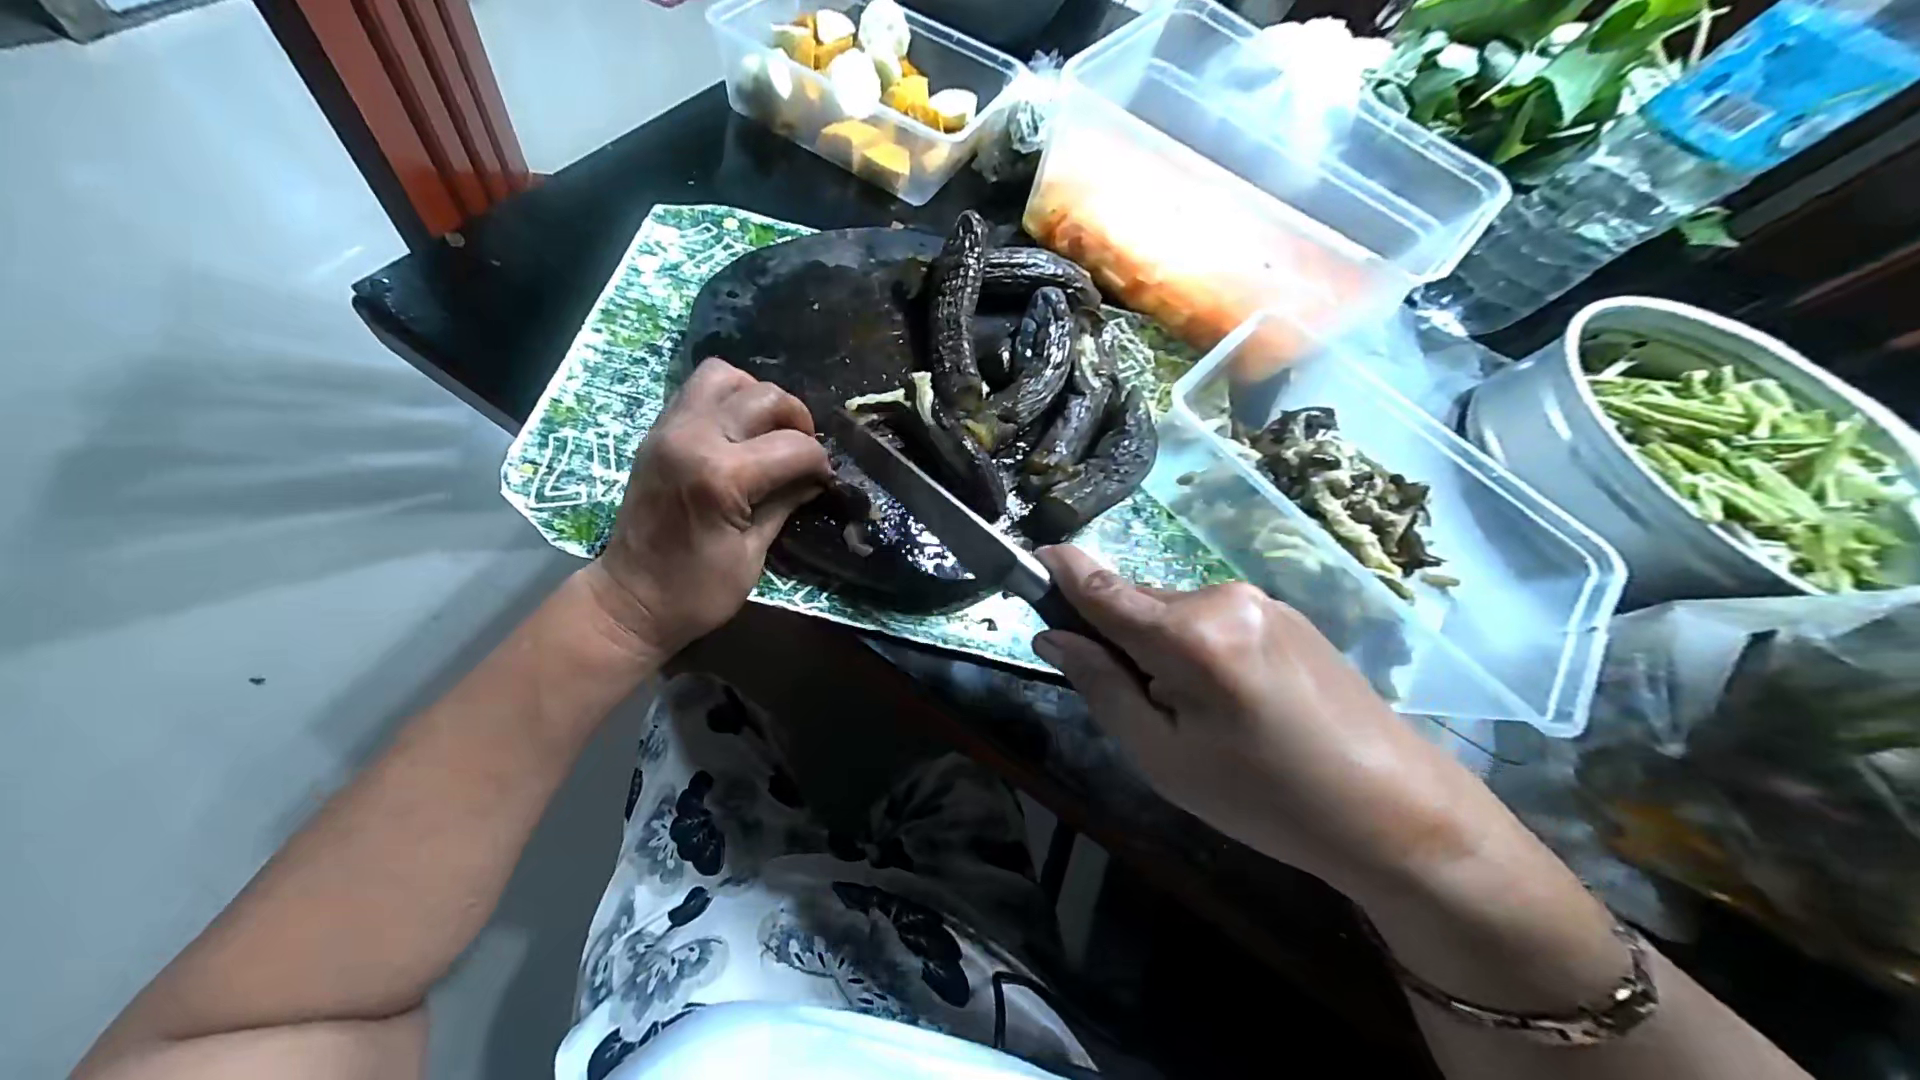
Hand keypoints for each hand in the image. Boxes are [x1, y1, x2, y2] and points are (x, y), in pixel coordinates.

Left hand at [585, 358, 831, 659]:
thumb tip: (815, 478)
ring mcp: (669, 429)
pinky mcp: (657, 431)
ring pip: (726, 376)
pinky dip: (728, 399)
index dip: (820, 463)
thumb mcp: (753, 554)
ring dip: (758, 397)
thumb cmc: (696, 591)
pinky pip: (699, 390)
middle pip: (765, 396)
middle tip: (802, 453)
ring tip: (769, 431)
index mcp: (720, 476)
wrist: (630, 599)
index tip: (825, 482)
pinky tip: (740, 432)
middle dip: (797, 420)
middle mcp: (693, 438)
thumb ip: (785, 503)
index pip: (794, 446)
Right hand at [1030, 545, 1516, 896]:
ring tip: (1192, 712)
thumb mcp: (1163, 757)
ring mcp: (1261, 600)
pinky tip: (1228, 699)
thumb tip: (1054, 637)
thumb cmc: (1264, 798)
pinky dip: (1195, 645)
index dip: (1060, 570)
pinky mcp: (1286, 612)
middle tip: (1134, 700)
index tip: (1031, 561)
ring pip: (1174, 610)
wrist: (1394, 810)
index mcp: (1190, 636)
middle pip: (1138, 601)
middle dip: (1117, 634)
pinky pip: (1212, 616)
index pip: (1103, 588)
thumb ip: (1101, 686)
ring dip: (1158, 644)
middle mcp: (1223, 599)